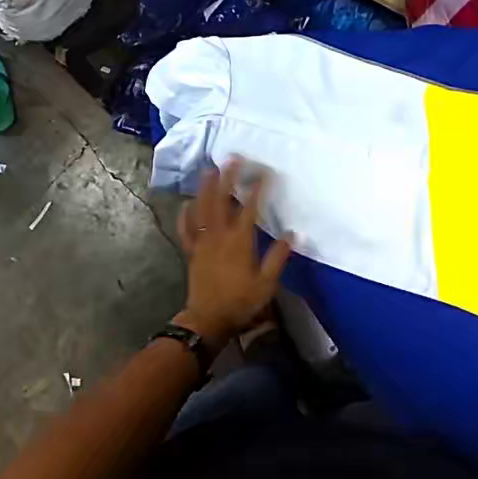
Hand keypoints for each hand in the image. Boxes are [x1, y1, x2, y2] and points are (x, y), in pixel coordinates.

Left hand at [173, 158, 294, 346]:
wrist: (208, 319)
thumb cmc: (241, 302)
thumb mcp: (267, 284)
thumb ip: (278, 257)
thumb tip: (292, 234)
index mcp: (239, 241)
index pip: (250, 208)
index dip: (257, 189)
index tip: (264, 173)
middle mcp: (218, 235)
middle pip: (221, 200)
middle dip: (227, 177)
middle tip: (232, 159)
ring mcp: (202, 241)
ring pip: (202, 208)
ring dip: (205, 188)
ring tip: (209, 169)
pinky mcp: (191, 251)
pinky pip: (186, 228)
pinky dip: (185, 214)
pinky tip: (186, 203)